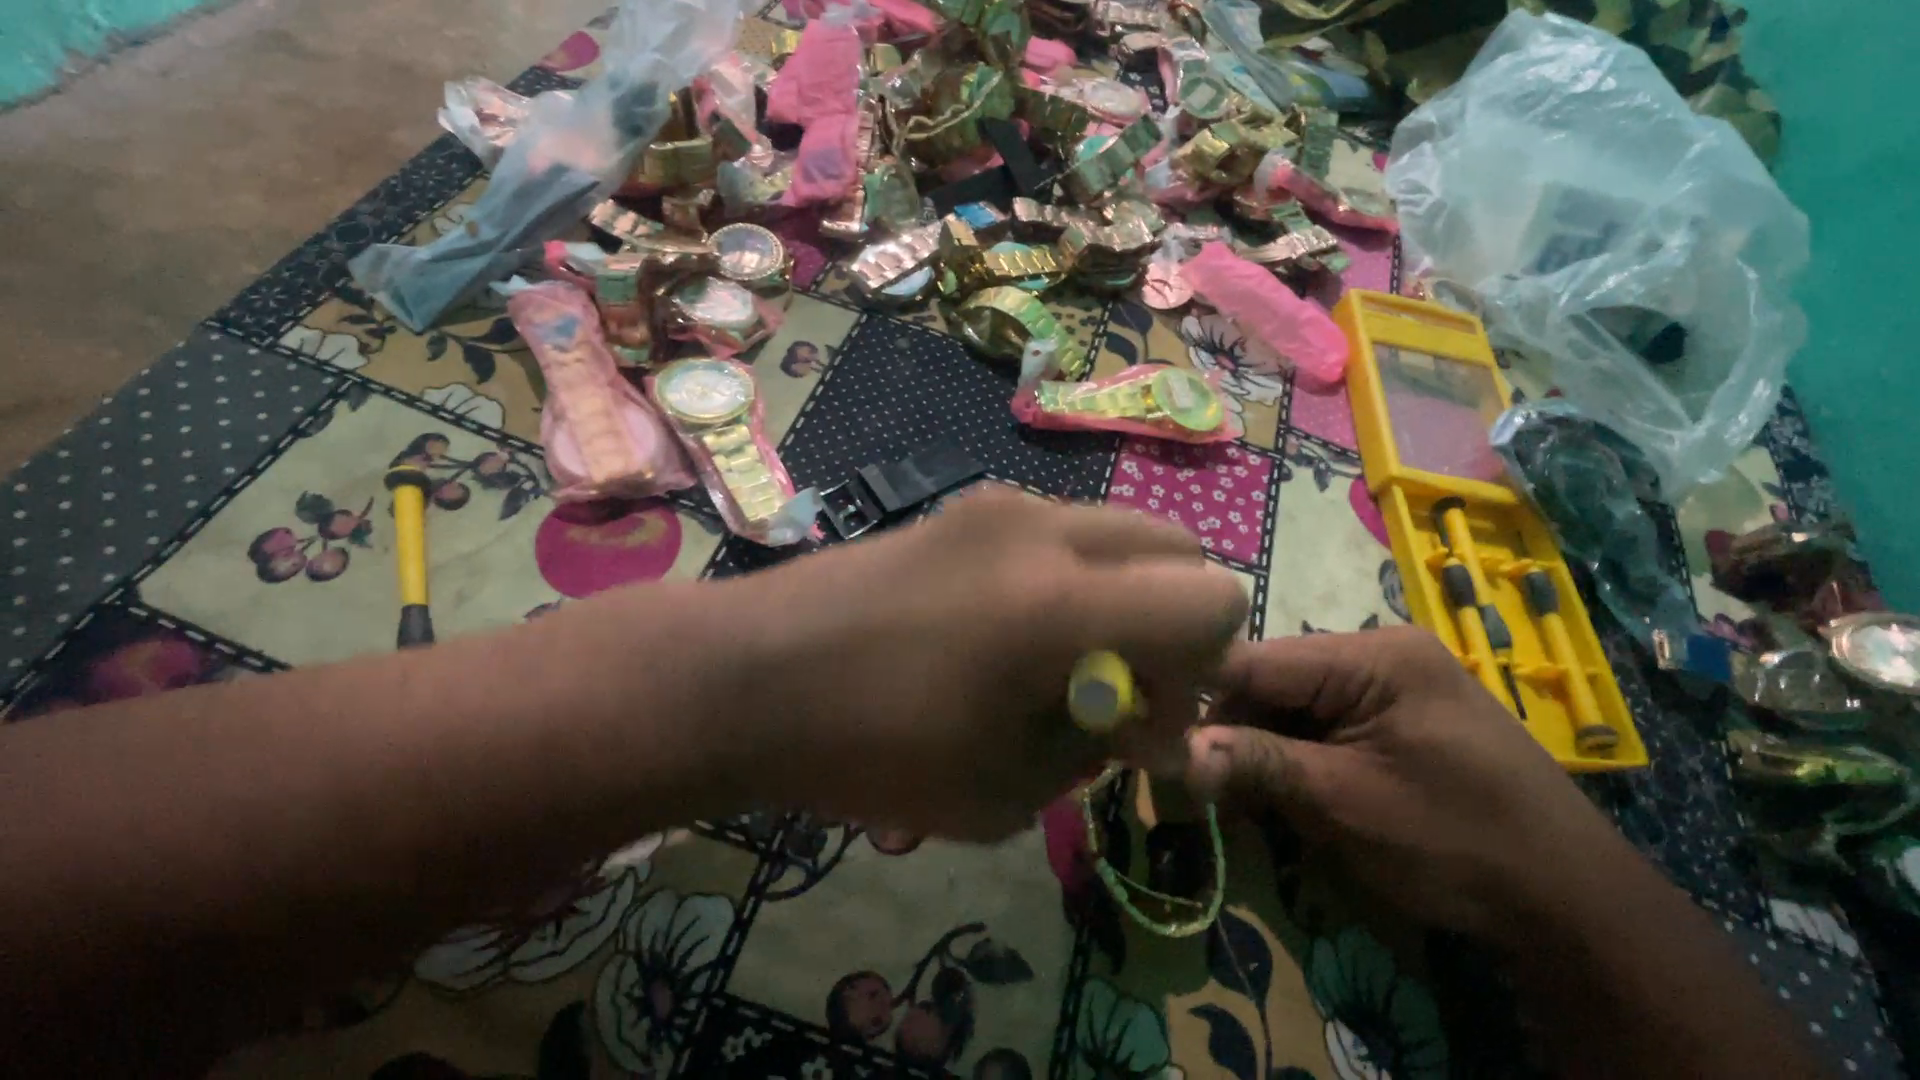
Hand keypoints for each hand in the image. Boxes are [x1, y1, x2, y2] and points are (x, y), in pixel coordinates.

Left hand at [722, 488, 1248, 841]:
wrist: (743, 677)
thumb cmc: (867, 752)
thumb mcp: (1000, 792)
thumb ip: (1093, 749)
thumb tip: (1134, 719)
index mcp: (1067, 603)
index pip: (1212, 598)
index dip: (1205, 667)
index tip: (1144, 719)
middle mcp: (1045, 531)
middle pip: (1175, 547)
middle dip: (1173, 620)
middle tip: (1117, 686)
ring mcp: (998, 506)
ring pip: (1115, 532)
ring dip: (1119, 594)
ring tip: (1056, 660)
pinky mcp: (959, 507)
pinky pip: (1056, 530)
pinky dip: (1069, 574)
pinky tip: (1003, 631)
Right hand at [1184, 627, 1643, 940]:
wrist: (1572, 901)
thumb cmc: (1456, 842)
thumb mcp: (1345, 803)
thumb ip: (1257, 765)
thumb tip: (1173, 753)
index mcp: (1374, 655)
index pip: (1256, 659)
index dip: (1198, 695)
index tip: (1152, 735)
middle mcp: (1381, 653)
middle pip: (1272, 679)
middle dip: (1232, 730)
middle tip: (1193, 782)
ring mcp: (1393, 684)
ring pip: (1292, 704)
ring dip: (1259, 748)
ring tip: (1233, 795)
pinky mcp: (1398, 717)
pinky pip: (1322, 723)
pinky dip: (1293, 756)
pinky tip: (1279, 791)